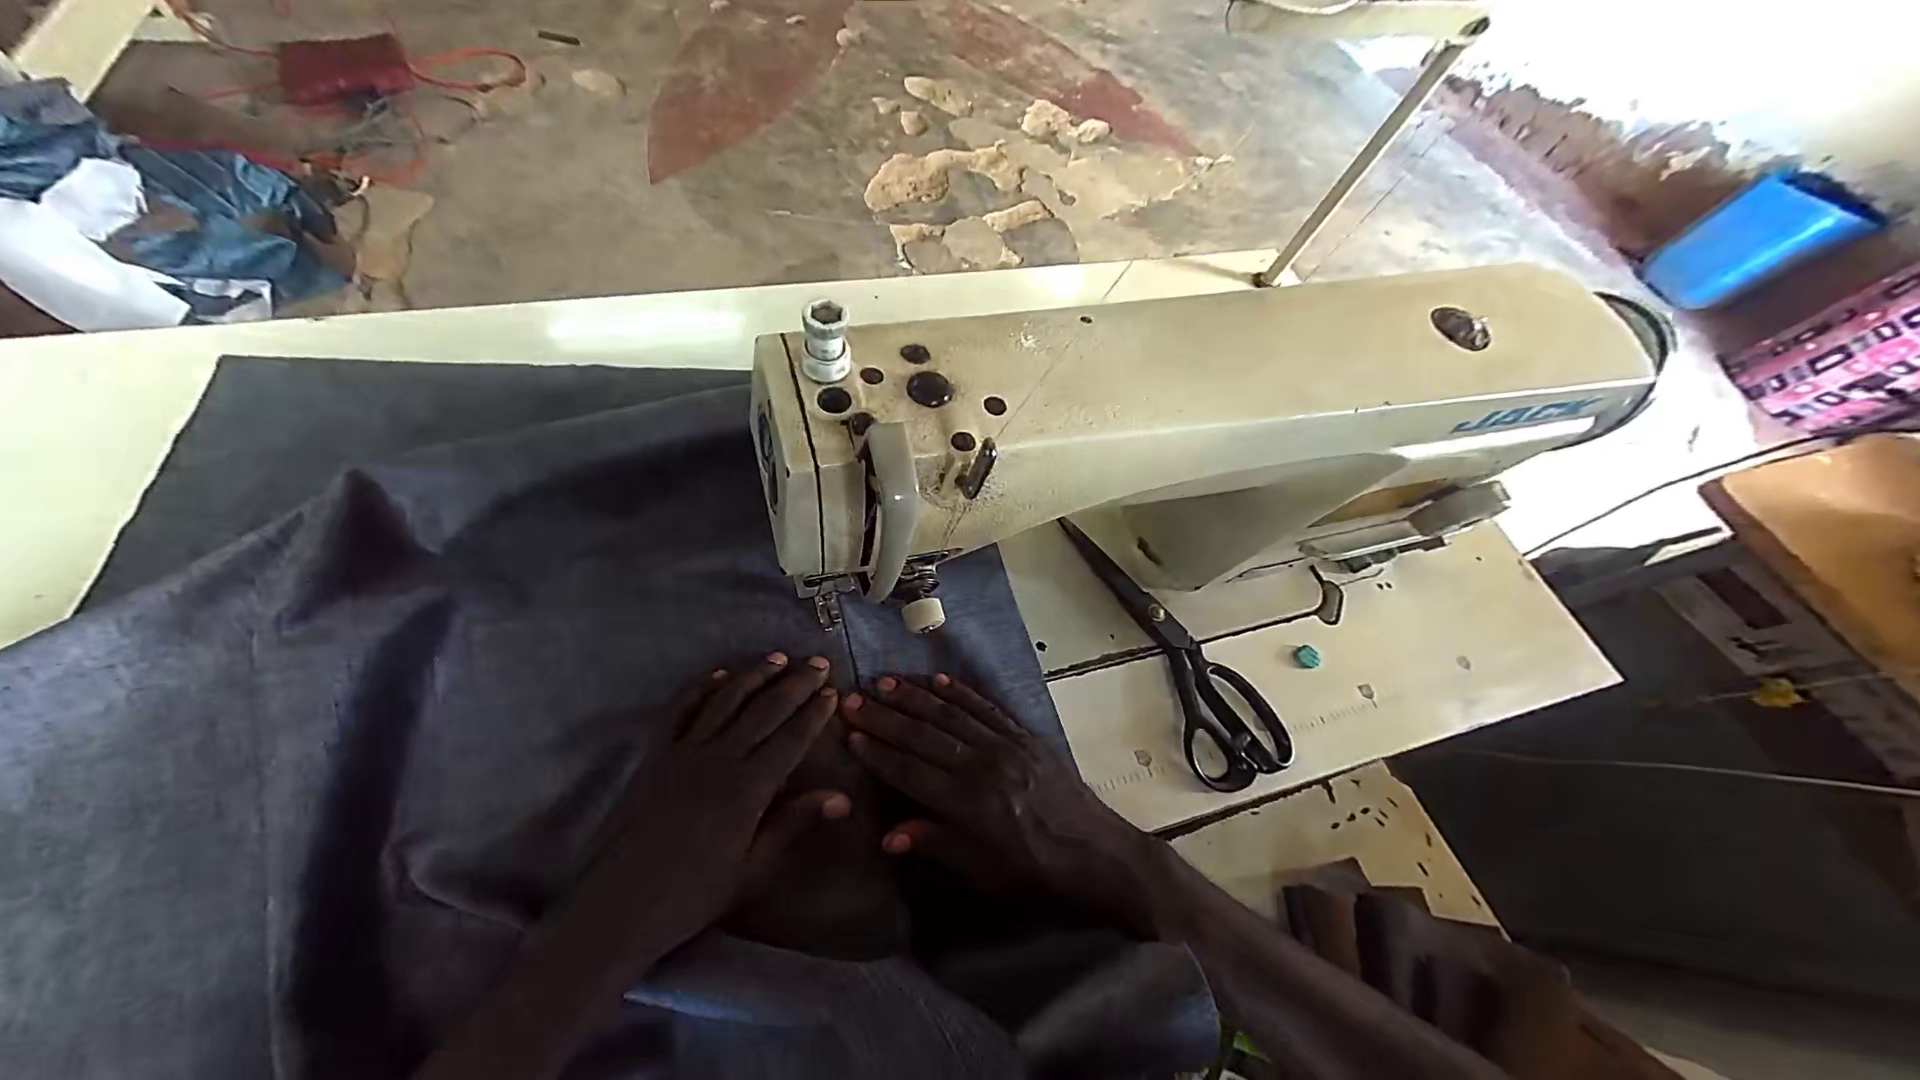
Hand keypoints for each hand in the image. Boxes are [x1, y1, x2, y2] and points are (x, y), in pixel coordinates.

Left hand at [582, 653, 849, 961]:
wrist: (615, 906)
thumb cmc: (692, 894)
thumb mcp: (752, 870)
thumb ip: (794, 823)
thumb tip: (842, 798)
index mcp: (747, 788)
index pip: (792, 739)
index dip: (815, 713)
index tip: (832, 692)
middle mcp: (719, 759)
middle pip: (765, 710)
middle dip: (796, 683)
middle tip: (818, 662)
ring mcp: (684, 752)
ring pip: (727, 700)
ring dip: (755, 674)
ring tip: (778, 657)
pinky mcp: (656, 754)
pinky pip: (683, 710)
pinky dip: (704, 688)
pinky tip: (721, 674)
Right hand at [841, 673, 1158, 930]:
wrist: (1098, 853)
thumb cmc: (1037, 872)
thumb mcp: (985, 874)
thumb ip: (938, 845)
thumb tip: (887, 835)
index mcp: (971, 804)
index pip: (911, 771)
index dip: (878, 752)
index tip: (850, 733)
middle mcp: (985, 766)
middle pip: (925, 735)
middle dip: (885, 716)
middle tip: (853, 698)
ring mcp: (1007, 745)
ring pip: (951, 714)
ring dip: (915, 696)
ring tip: (885, 681)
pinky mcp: (1025, 736)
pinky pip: (986, 707)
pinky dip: (960, 692)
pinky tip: (937, 680)